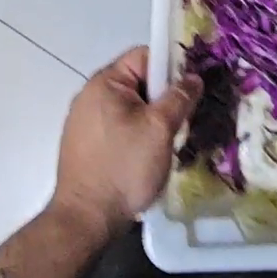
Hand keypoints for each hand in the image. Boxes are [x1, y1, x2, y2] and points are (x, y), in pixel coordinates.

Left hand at [50, 46, 202, 239]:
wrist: (85, 221)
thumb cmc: (124, 168)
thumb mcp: (160, 129)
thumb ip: (179, 97)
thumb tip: (193, 78)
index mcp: (105, 82)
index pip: (144, 56)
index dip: (169, 68)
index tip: (187, 91)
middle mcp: (90, 95)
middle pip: (137, 82)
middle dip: (161, 98)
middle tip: (179, 121)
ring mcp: (84, 122)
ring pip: (130, 107)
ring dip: (150, 120)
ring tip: (165, 143)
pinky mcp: (85, 145)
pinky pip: (118, 127)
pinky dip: (134, 135)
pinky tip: (145, 158)